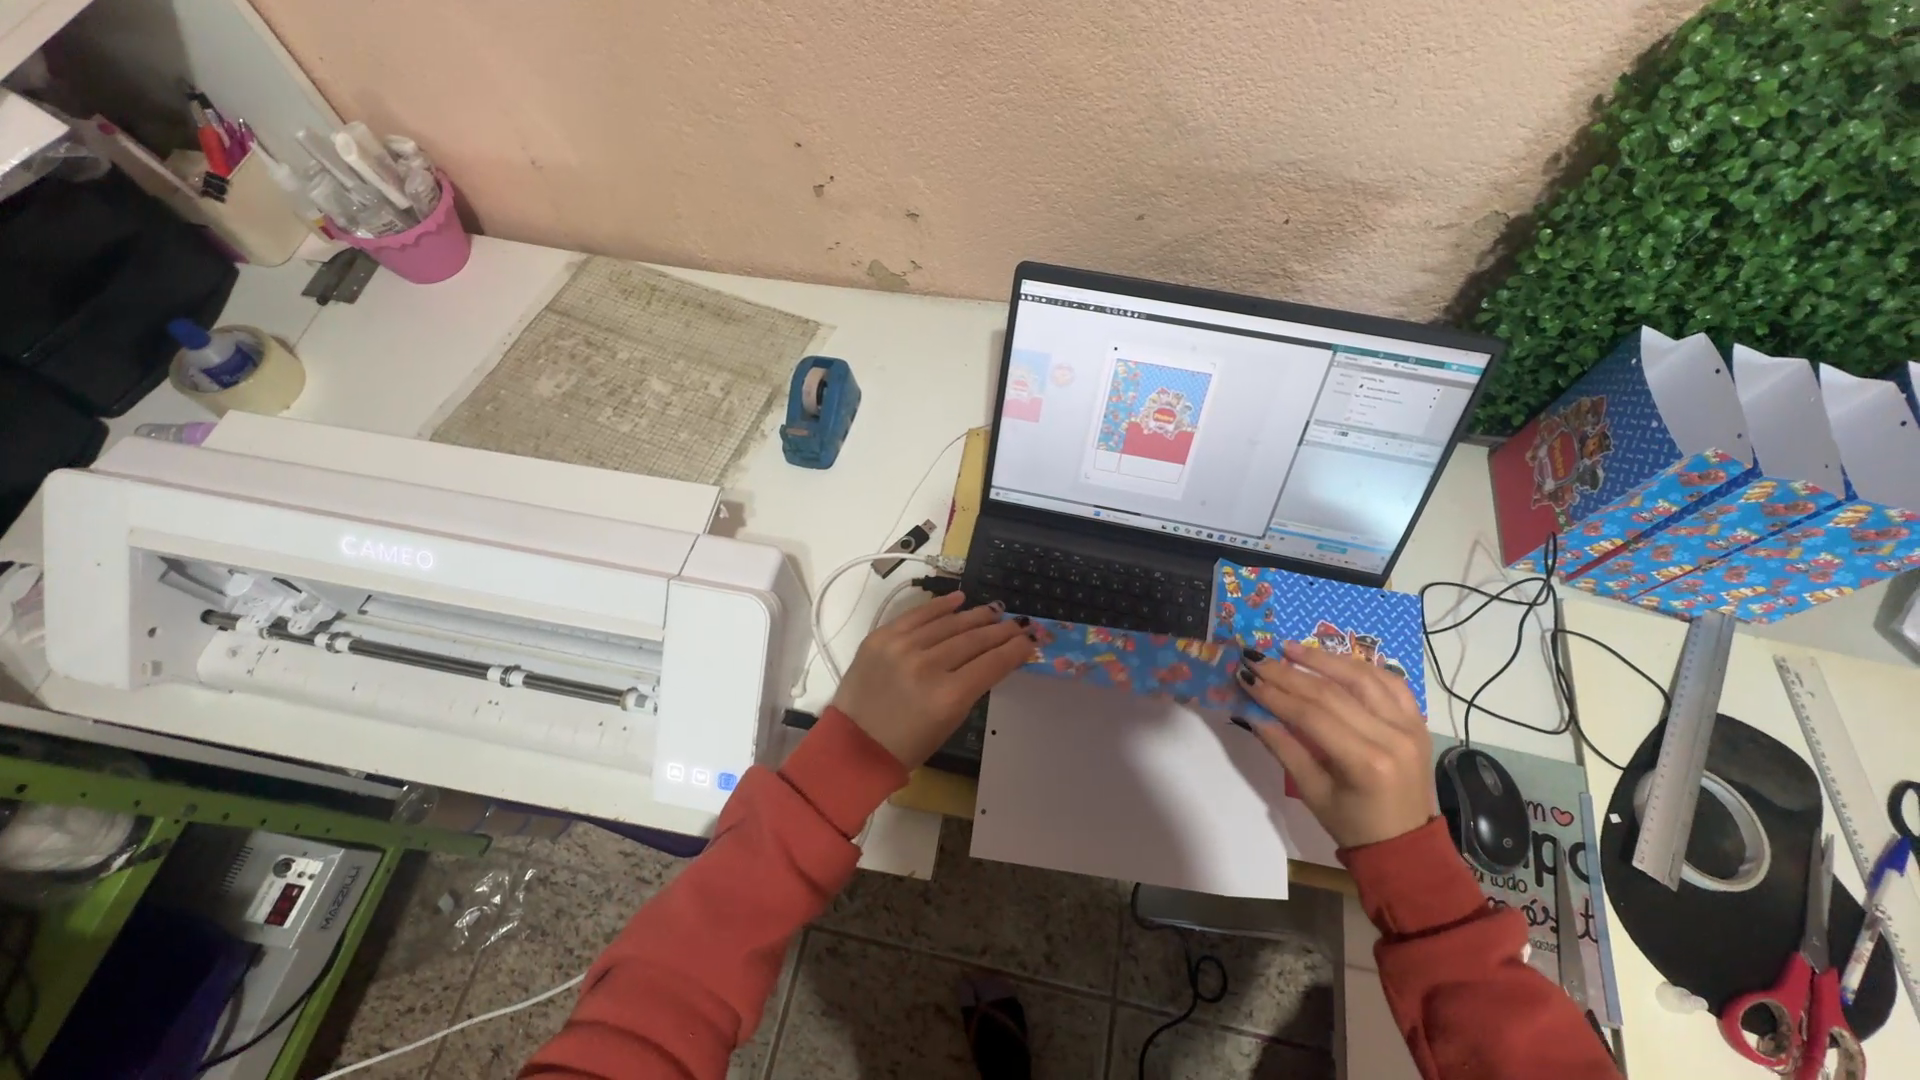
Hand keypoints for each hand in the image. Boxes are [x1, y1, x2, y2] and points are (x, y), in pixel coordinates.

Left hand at [831, 592, 1036, 768]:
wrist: (854, 745)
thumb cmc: (907, 744)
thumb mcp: (950, 721)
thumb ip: (972, 686)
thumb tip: (995, 658)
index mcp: (948, 696)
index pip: (992, 663)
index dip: (1015, 649)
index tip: (1029, 640)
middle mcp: (927, 666)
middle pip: (974, 640)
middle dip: (1000, 631)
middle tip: (1018, 623)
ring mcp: (901, 648)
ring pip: (948, 624)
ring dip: (975, 616)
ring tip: (994, 610)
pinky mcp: (881, 638)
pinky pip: (916, 615)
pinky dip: (940, 606)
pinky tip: (959, 599)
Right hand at [1236, 640, 1435, 849]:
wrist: (1408, 845)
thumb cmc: (1354, 825)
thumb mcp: (1312, 792)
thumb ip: (1284, 747)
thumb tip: (1252, 711)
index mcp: (1365, 762)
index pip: (1312, 714)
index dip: (1275, 693)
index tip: (1245, 676)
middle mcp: (1392, 736)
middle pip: (1332, 692)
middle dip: (1288, 673)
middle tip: (1256, 657)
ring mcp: (1410, 726)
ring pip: (1362, 677)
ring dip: (1323, 659)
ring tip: (1290, 648)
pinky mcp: (1418, 721)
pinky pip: (1391, 682)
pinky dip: (1360, 667)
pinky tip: (1334, 660)